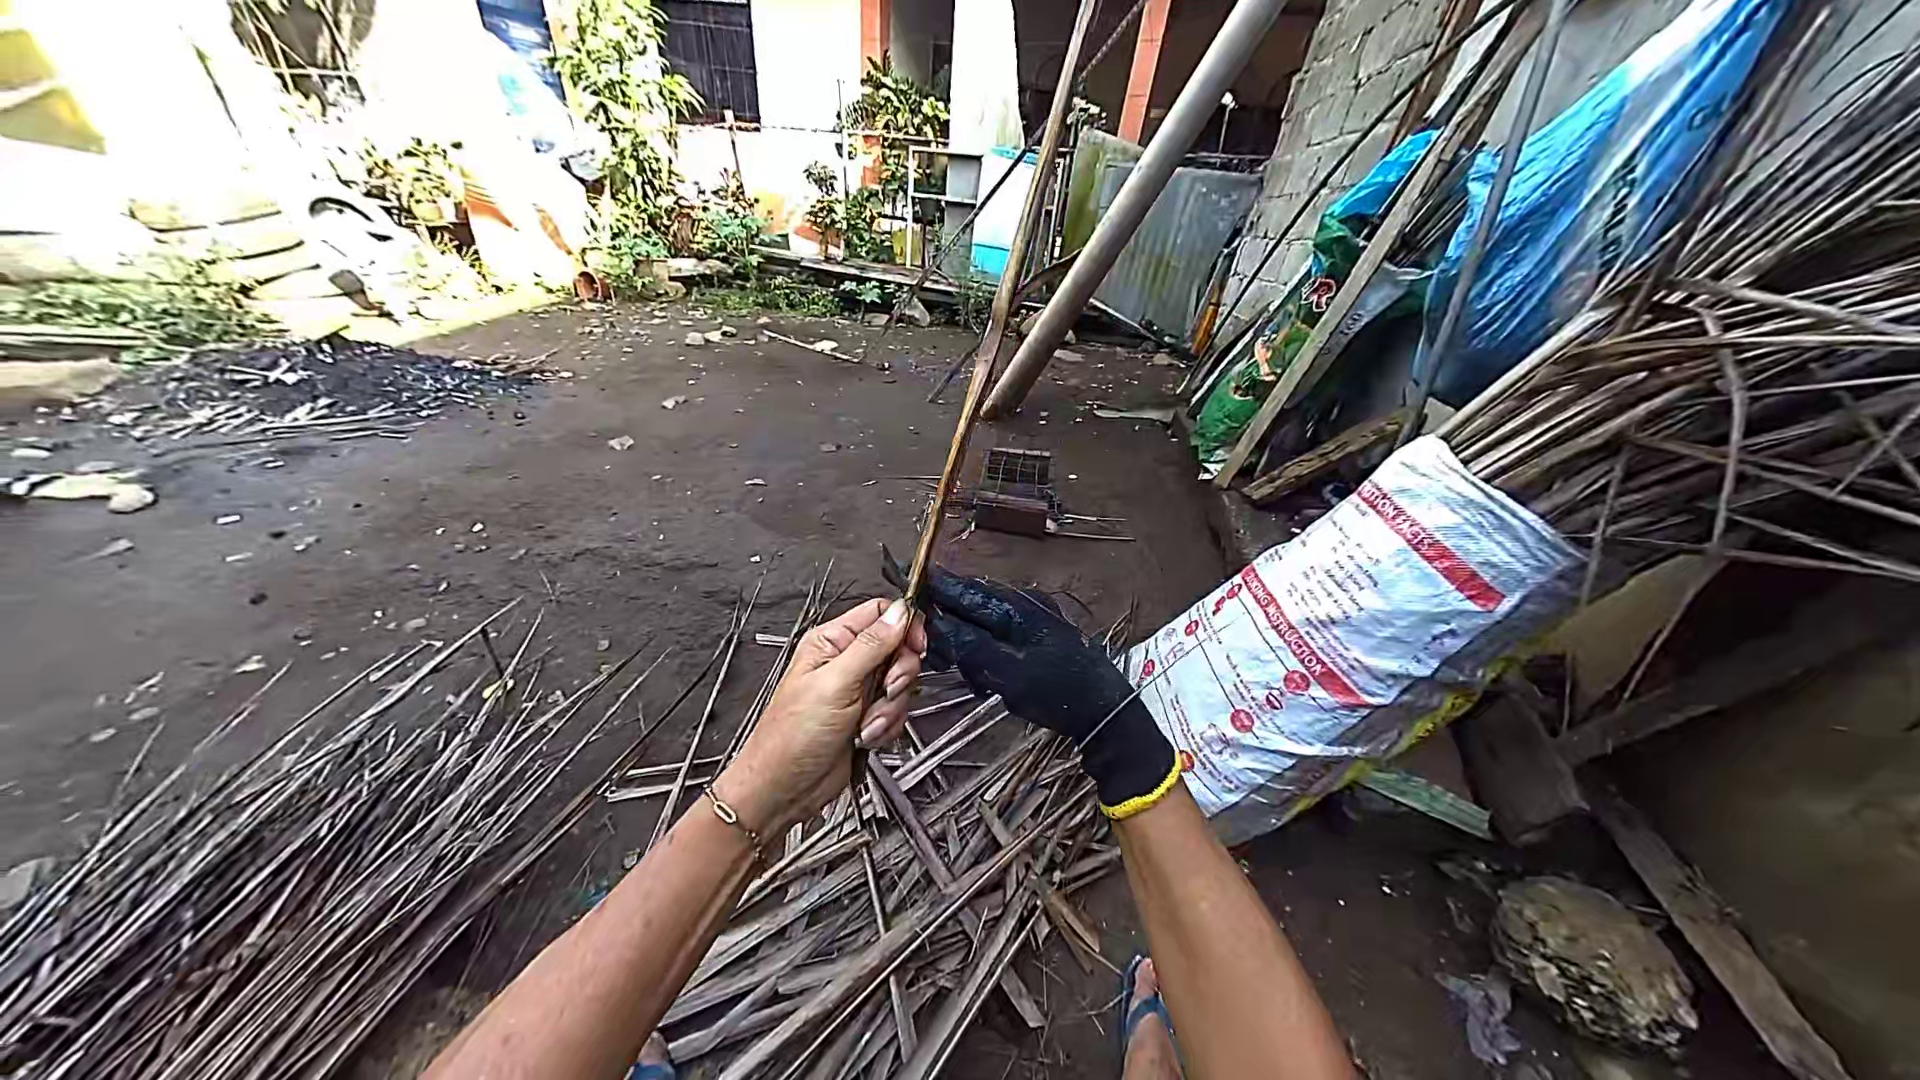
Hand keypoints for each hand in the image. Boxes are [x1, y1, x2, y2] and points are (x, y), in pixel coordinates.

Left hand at [715, 598, 925, 836]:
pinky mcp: (868, 715)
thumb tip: (900, 612)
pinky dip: (887, 726)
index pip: (881, 614)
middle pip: (898, 649)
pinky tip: (865, 736)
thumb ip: (872, 645)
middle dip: (899, 674)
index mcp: (832, 641)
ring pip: (901, 683)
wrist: (784, 788)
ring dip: (889, 708)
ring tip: (865, 722)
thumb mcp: (835, 682)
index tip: (915, 645)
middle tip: (887, 689)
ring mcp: (859, 690)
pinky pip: (897, 711)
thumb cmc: (791, 736)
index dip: (904, 626)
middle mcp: (847, 662)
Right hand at [922, 566, 1179, 818]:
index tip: (912, 580)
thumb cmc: (1058, 692)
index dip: (938, 588)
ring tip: (961, 667)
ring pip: (985, 621)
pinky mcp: (1038, 638)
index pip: (966, 592)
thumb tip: (936, 625)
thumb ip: (970, 646)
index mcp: (1015, 608)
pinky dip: (986, 650)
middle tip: (927, 639)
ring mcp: (1033, 621)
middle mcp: (1024, 606)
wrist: (1105, 711)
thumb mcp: (1007, 672)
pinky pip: (1000, 635)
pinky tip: (985, 675)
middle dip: (949, 620)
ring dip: (968, 640)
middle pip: (974, 604)